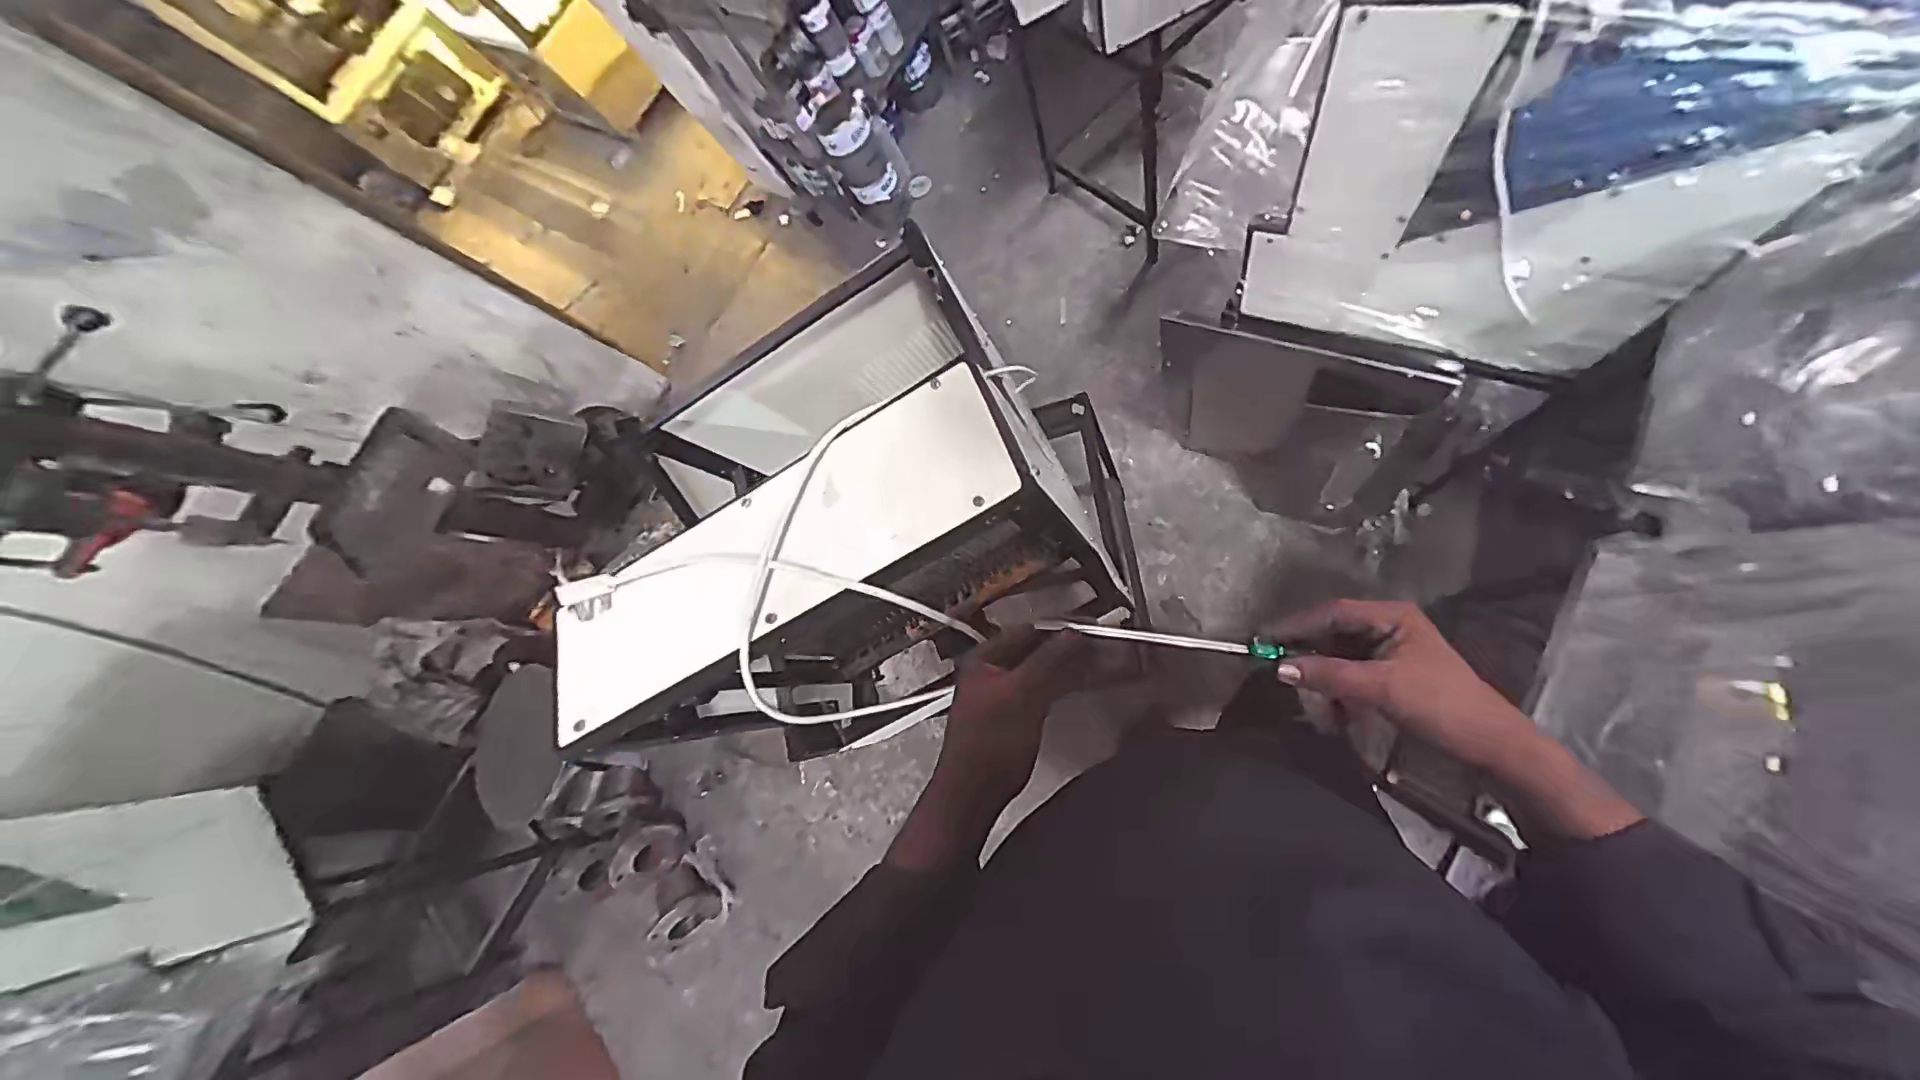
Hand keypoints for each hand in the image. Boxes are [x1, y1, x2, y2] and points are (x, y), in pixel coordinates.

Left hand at [931, 627, 1089, 808]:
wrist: (974, 792)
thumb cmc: (985, 746)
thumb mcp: (1021, 695)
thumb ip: (1048, 662)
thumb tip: (1072, 636)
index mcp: (982, 660)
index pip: (1027, 632)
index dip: (1058, 630)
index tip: (1087, 630)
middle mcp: (989, 673)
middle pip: (1033, 651)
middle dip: (1064, 649)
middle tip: (1095, 647)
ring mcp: (1000, 695)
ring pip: (1038, 671)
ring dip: (1064, 667)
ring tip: (1093, 664)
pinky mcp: (1012, 716)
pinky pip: (1039, 690)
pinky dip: (1058, 685)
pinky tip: (1076, 686)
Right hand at [1270, 599, 1535, 769]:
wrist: (1492, 747)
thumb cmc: (1441, 705)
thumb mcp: (1380, 688)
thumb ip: (1329, 675)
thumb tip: (1280, 667)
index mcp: (1392, 616)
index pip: (1332, 613)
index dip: (1296, 625)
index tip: (1264, 638)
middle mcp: (1387, 627)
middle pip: (1332, 632)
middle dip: (1308, 653)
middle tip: (1279, 668)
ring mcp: (1388, 651)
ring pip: (1337, 655)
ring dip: (1321, 675)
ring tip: (1308, 695)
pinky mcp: (1388, 675)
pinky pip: (1348, 674)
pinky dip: (1334, 688)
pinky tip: (1329, 706)